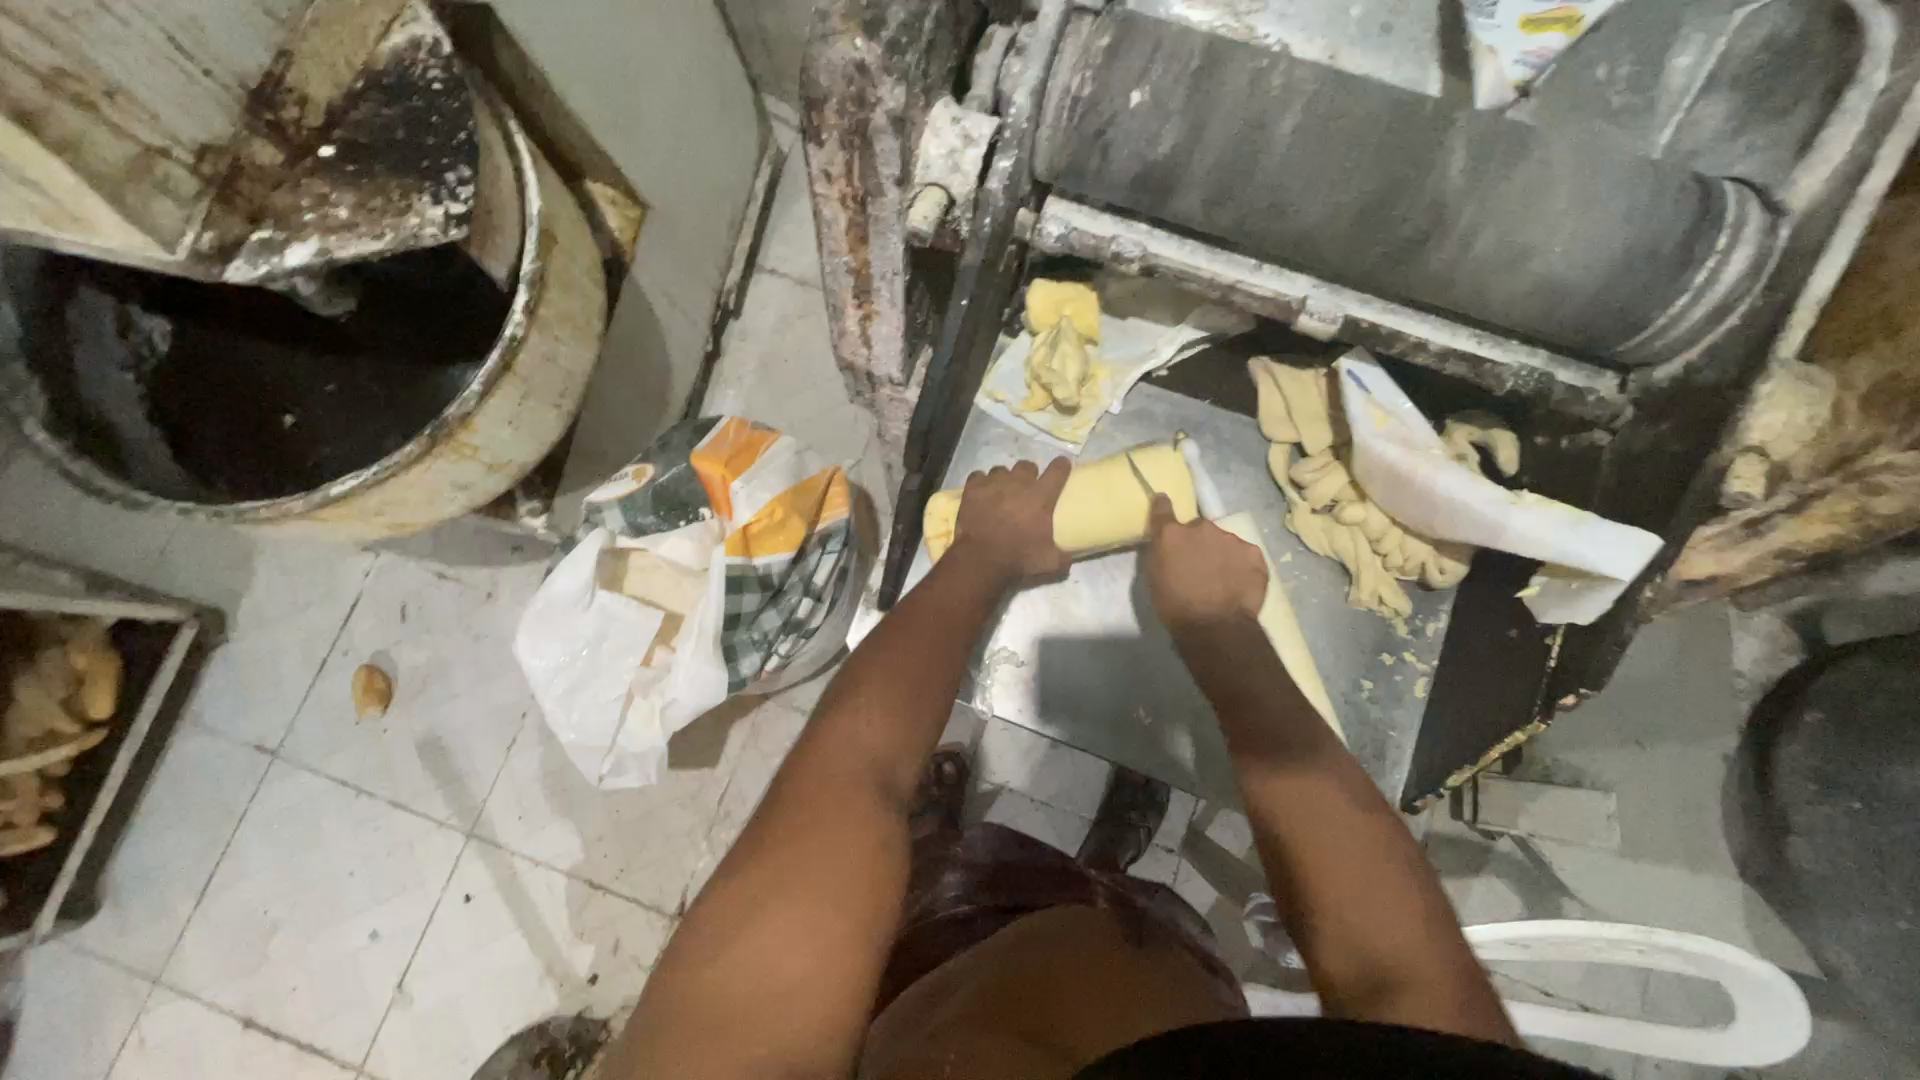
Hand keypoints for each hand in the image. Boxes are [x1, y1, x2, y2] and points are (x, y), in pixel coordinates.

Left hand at [951, 458, 1071, 585]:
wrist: (981, 559)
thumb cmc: (1018, 558)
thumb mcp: (1049, 562)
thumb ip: (1063, 557)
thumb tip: (1068, 559)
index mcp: (1040, 497)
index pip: (1057, 471)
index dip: (1061, 466)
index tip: (1062, 466)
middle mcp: (1018, 484)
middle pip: (1027, 466)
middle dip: (1029, 474)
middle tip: (1027, 487)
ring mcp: (994, 484)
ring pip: (1001, 470)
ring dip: (1004, 478)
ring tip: (1002, 491)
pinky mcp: (973, 489)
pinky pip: (978, 476)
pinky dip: (981, 482)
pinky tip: (981, 492)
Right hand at [1144, 495, 1267, 632]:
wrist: (1215, 627)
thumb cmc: (1175, 606)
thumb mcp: (1154, 578)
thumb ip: (1160, 554)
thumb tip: (1167, 545)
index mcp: (1171, 535)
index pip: (1163, 508)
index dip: (1162, 505)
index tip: (1163, 501)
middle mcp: (1201, 528)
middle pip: (1198, 528)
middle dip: (1198, 541)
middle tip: (1199, 564)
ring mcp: (1230, 539)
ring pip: (1223, 541)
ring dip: (1220, 553)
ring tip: (1222, 578)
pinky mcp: (1254, 553)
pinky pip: (1244, 554)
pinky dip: (1240, 564)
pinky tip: (1238, 583)